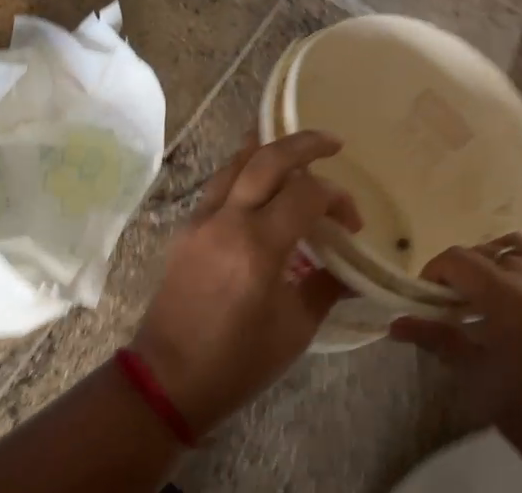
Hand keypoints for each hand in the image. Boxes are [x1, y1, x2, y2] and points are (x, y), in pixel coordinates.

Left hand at [129, 132, 360, 435]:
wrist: (168, 379)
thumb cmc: (237, 362)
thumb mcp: (295, 329)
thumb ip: (327, 286)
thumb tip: (353, 269)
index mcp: (258, 246)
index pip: (306, 193)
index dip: (337, 199)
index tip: (351, 224)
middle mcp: (227, 219)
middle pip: (268, 157)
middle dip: (305, 143)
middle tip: (333, 142)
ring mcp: (201, 219)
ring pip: (237, 161)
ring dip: (270, 149)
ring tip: (297, 149)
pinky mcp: (186, 227)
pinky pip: (219, 183)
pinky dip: (245, 170)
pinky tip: (261, 181)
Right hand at [390, 229, 521, 492]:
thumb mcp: (477, 378)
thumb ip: (438, 339)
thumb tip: (395, 323)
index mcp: (509, 297)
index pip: (460, 260)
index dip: (436, 271)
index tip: (427, 294)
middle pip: (490, 253)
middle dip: (466, 269)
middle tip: (454, 298)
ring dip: (499, 258)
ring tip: (489, 283)